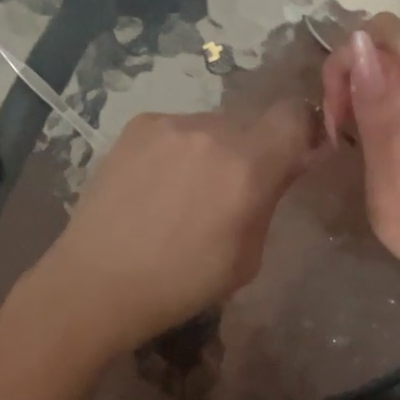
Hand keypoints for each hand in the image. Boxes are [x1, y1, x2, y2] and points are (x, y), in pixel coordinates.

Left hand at [28, 102, 317, 354]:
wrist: (97, 280)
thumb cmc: (181, 284)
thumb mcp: (248, 256)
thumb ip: (270, 199)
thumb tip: (284, 167)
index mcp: (247, 166)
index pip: (295, 115)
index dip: (302, 133)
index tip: (294, 158)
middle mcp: (211, 130)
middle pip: (252, 121)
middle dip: (254, 148)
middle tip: (233, 188)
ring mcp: (169, 123)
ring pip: (212, 124)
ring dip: (213, 149)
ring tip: (185, 191)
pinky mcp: (137, 125)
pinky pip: (176, 128)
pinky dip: (178, 149)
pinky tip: (155, 184)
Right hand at [321, 14, 399, 284]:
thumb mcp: (394, 194)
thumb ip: (380, 118)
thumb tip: (360, 44)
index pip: (385, 37)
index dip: (349, 66)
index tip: (338, 119)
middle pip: (389, 39)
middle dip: (353, 76)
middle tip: (344, 131)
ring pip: (396, 47)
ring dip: (367, 82)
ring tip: (363, 133)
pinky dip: (387, 85)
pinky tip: (387, 125)